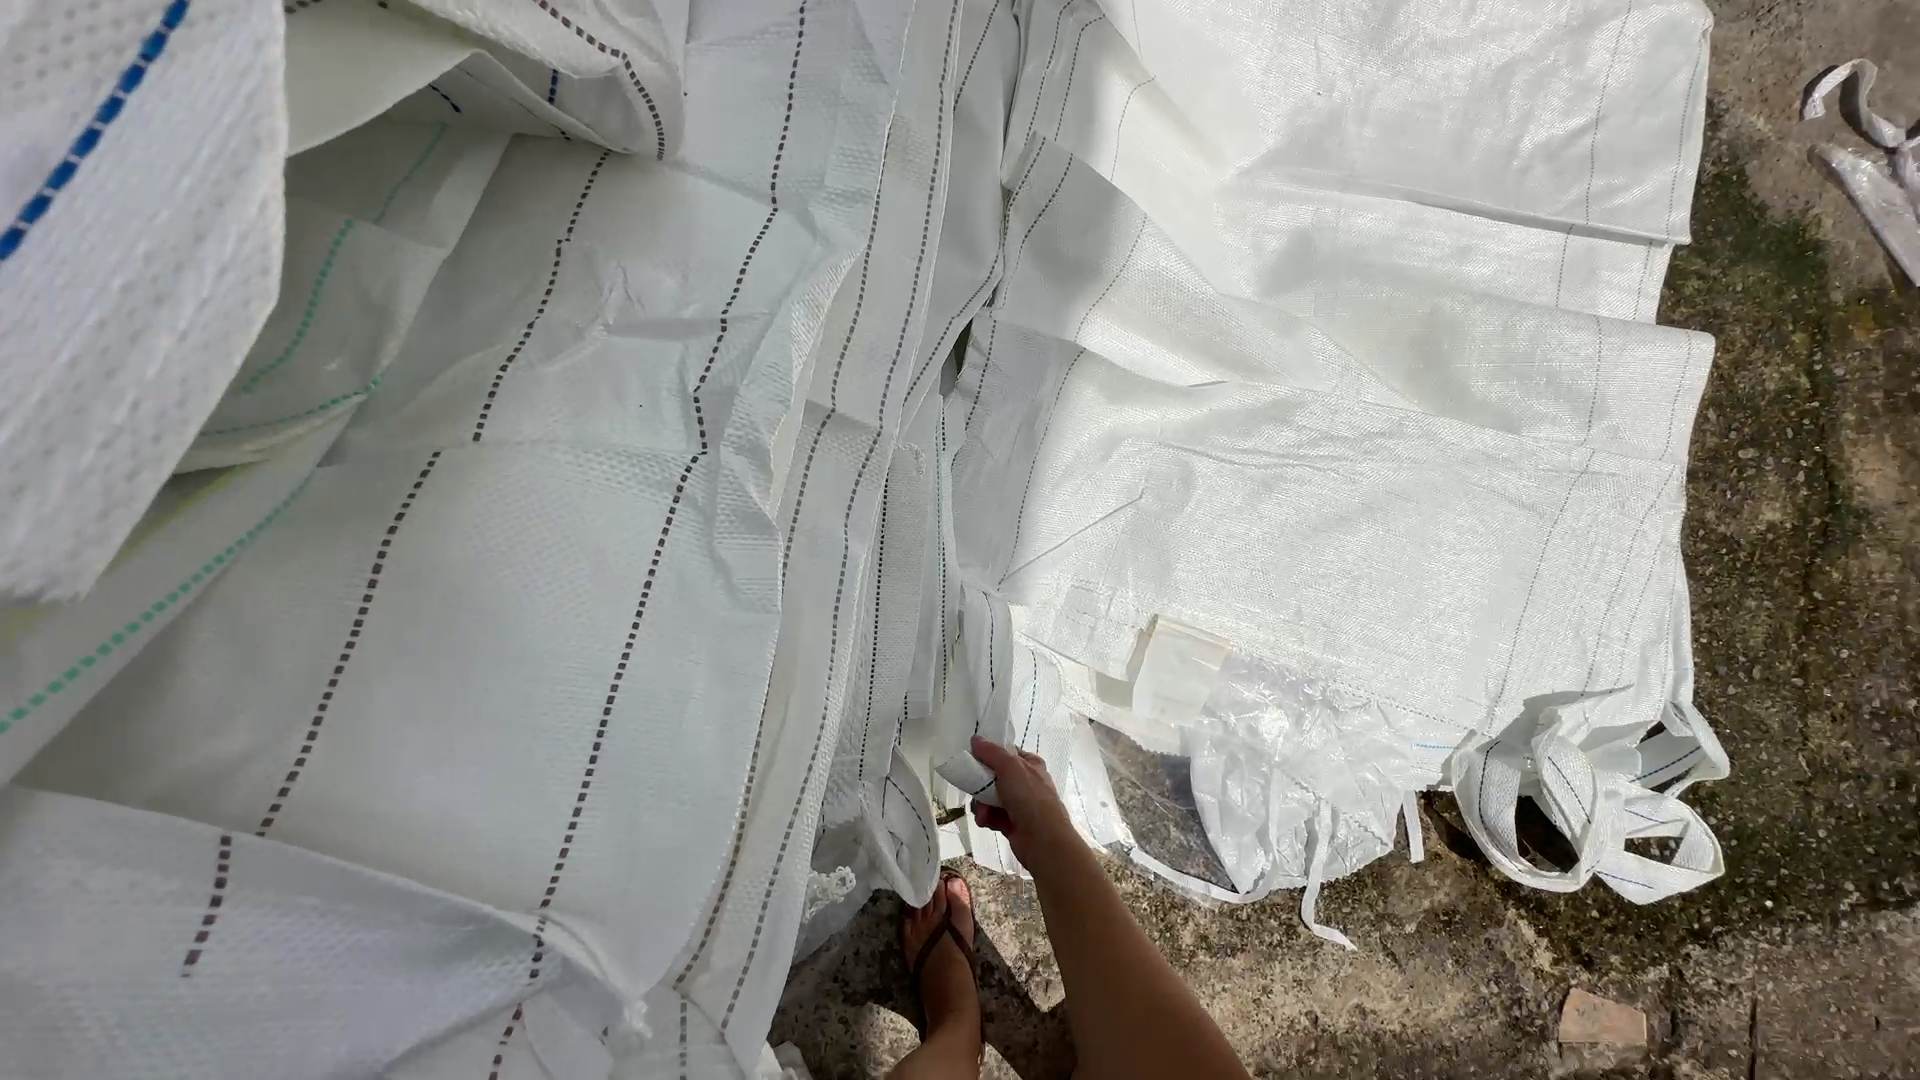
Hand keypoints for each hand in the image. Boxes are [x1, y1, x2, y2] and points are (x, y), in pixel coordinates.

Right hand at [969, 735, 1077, 867]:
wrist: (1043, 840)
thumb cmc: (1030, 797)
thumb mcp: (1011, 767)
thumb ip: (991, 752)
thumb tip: (976, 739)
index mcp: (1030, 764)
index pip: (1006, 753)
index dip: (989, 755)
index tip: (973, 758)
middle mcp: (1025, 782)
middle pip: (993, 777)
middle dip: (981, 786)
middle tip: (975, 791)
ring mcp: (1019, 803)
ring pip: (990, 797)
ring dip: (983, 805)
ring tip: (984, 814)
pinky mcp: (1012, 822)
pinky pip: (992, 815)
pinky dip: (988, 818)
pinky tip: (988, 823)